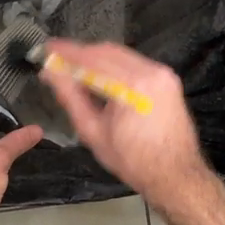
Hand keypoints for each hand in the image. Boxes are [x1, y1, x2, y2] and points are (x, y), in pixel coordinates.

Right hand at [40, 41, 209, 204]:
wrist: (176, 175)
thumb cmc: (132, 161)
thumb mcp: (94, 132)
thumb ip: (71, 98)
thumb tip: (50, 73)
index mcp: (134, 86)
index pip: (93, 59)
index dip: (67, 53)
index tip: (47, 49)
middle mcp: (151, 72)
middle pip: (107, 52)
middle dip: (80, 53)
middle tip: (57, 59)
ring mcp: (163, 74)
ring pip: (121, 55)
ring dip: (96, 58)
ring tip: (73, 67)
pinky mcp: (167, 79)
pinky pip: (134, 63)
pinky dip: (113, 65)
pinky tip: (98, 75)